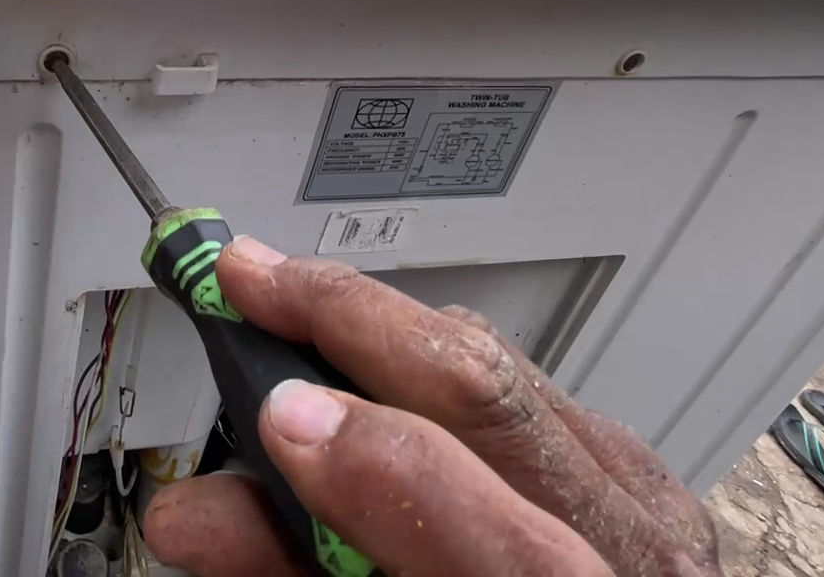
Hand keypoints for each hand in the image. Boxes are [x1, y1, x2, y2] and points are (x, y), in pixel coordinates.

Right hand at [143, 239, 720, 576]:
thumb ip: (291, 567)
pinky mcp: (614, 450)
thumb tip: (193, 509)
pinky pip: (497, 357)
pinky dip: (403, 337)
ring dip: (362, 313)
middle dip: (341, 312)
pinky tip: (350, 331)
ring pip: (485, 350)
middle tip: (244, 276)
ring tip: (279, 293)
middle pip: (486, 389)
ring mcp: (630, 488)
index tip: (273, 410)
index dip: (380, 464)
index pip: (512, 550)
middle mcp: (629, 547)